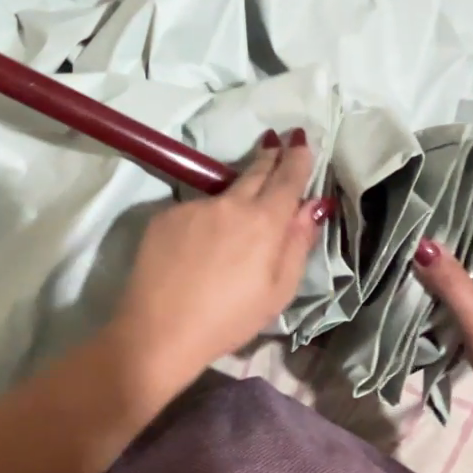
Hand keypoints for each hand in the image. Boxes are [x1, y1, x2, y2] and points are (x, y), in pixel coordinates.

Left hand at [108, 129, 329, 389]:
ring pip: (222, 196)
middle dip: (268, 157)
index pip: (287, 178)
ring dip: (233, 198)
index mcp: (264, 222)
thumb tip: (313, 206)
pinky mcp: (165, 217)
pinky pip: (193, 212)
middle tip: (275, 143)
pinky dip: (202, 222)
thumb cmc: (228, 320)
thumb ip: (298, 244)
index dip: (297, 158)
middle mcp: (230, 204)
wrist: (159, 331)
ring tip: (233, 220)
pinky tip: (197, 248)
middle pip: (254, 173)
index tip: (300, 141)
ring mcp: (194, 208)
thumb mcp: (278, 292)